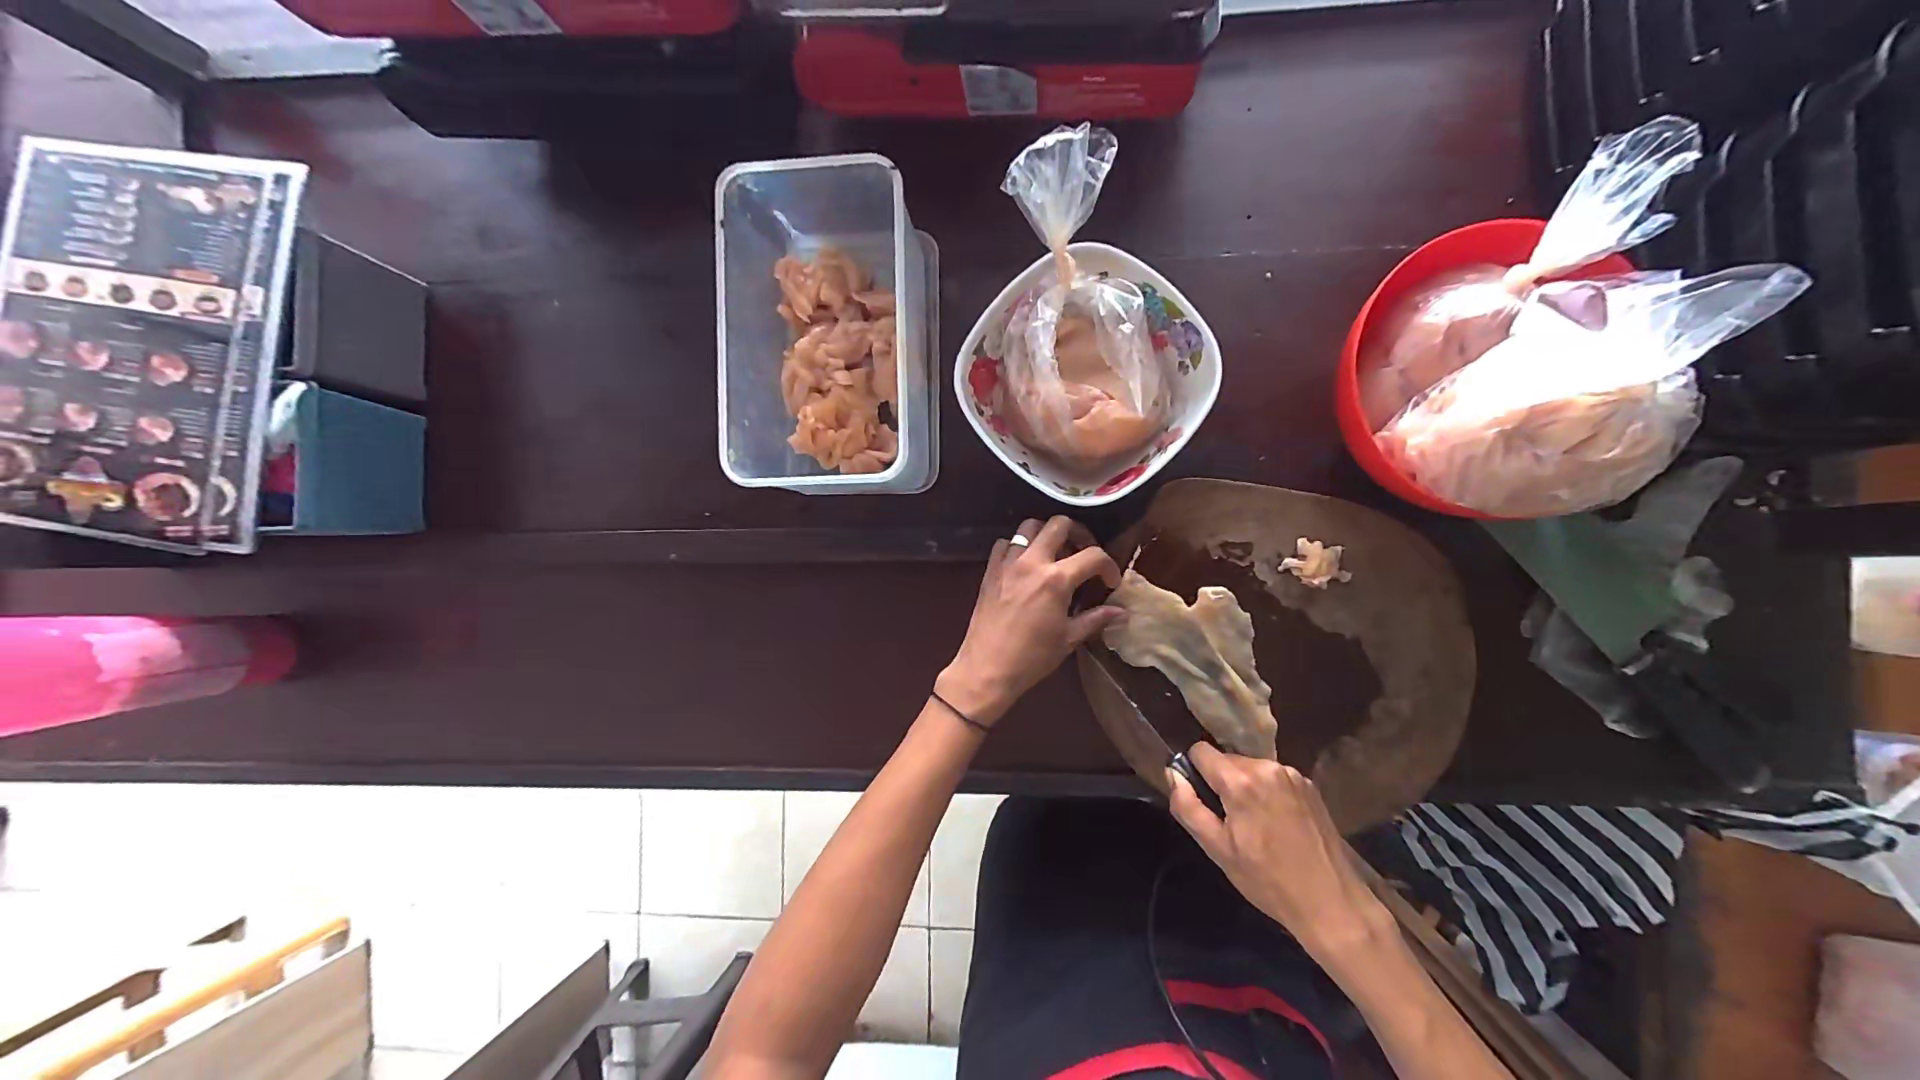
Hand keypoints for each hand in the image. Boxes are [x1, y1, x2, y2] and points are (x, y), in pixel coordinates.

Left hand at [936, 516, 1124, 725]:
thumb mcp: (1069, 638)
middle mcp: (1032, 562)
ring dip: (1047, 534)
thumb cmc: (1032, 658)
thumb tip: (1121, 612)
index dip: (1109, 566)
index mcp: (1056, 579)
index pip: (1093, 555)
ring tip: (1056, 554)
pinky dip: (1018, 546)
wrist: (987, 669)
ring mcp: (1008, 564)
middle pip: (1059, 524)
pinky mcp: (990, 571)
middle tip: (1084, 553)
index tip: (1110, 581)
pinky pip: (1005, 544)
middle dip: (1079, 534)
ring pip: (1029, 527)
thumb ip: (1096, 618)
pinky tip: (1026, 564)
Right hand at [1167, 743, 1391, 961]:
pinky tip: (1277, 824)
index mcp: (1240, 781)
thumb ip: (1187, 806)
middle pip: (1227, 759)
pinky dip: (1267, 792)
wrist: (1332, 902)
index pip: (1201, 751)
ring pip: (1250, 768)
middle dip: (1221, 783)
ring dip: (1244, 787)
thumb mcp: (1217, 849)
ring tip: (1255, 825)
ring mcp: (1292, 775)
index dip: (1194, 772)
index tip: (1202, 800)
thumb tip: (1173, 774)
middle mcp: (1267, 767)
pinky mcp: (1310, 786)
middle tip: (1229, 822)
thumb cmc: (1267, 880)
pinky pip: (1273, 778)